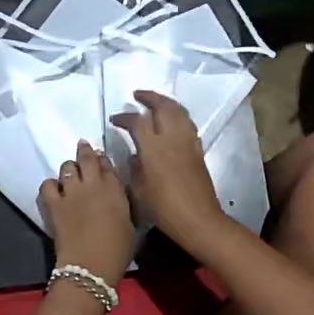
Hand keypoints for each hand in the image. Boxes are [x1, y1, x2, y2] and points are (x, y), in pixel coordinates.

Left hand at [40, 141, 132, 286]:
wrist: (91, 265)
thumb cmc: (118, 250)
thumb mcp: (131, 224)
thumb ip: (123, 205)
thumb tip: (118, 198)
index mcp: (116, 190)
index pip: (108, 165)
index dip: (103, 159)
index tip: (101, 158)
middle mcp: (93, 184)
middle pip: (87, 158)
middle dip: (85, 151)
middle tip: (83, 148)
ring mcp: (72, 192)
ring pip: (67, 167)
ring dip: (69, 168)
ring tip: (70, 175)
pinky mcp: (54, 204)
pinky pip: (48, 184)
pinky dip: (51, 184)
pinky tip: (55, 190)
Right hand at [111, 91, 230, 250]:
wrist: (198, 219)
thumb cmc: (164, 210)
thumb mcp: (139, 191)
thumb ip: (134, 168)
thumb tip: (134, 155)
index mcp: (153, 149)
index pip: (137, 122)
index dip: (124, 117)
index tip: (115, 120)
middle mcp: (172, 139)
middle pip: (163, 106)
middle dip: (150, 97)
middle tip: (138, 95)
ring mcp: (188, 143)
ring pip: (179, 112)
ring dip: (166, 103)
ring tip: (156, 103)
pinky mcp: (198, 151)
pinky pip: (188, 125)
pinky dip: (178, 117)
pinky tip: (172, 123)